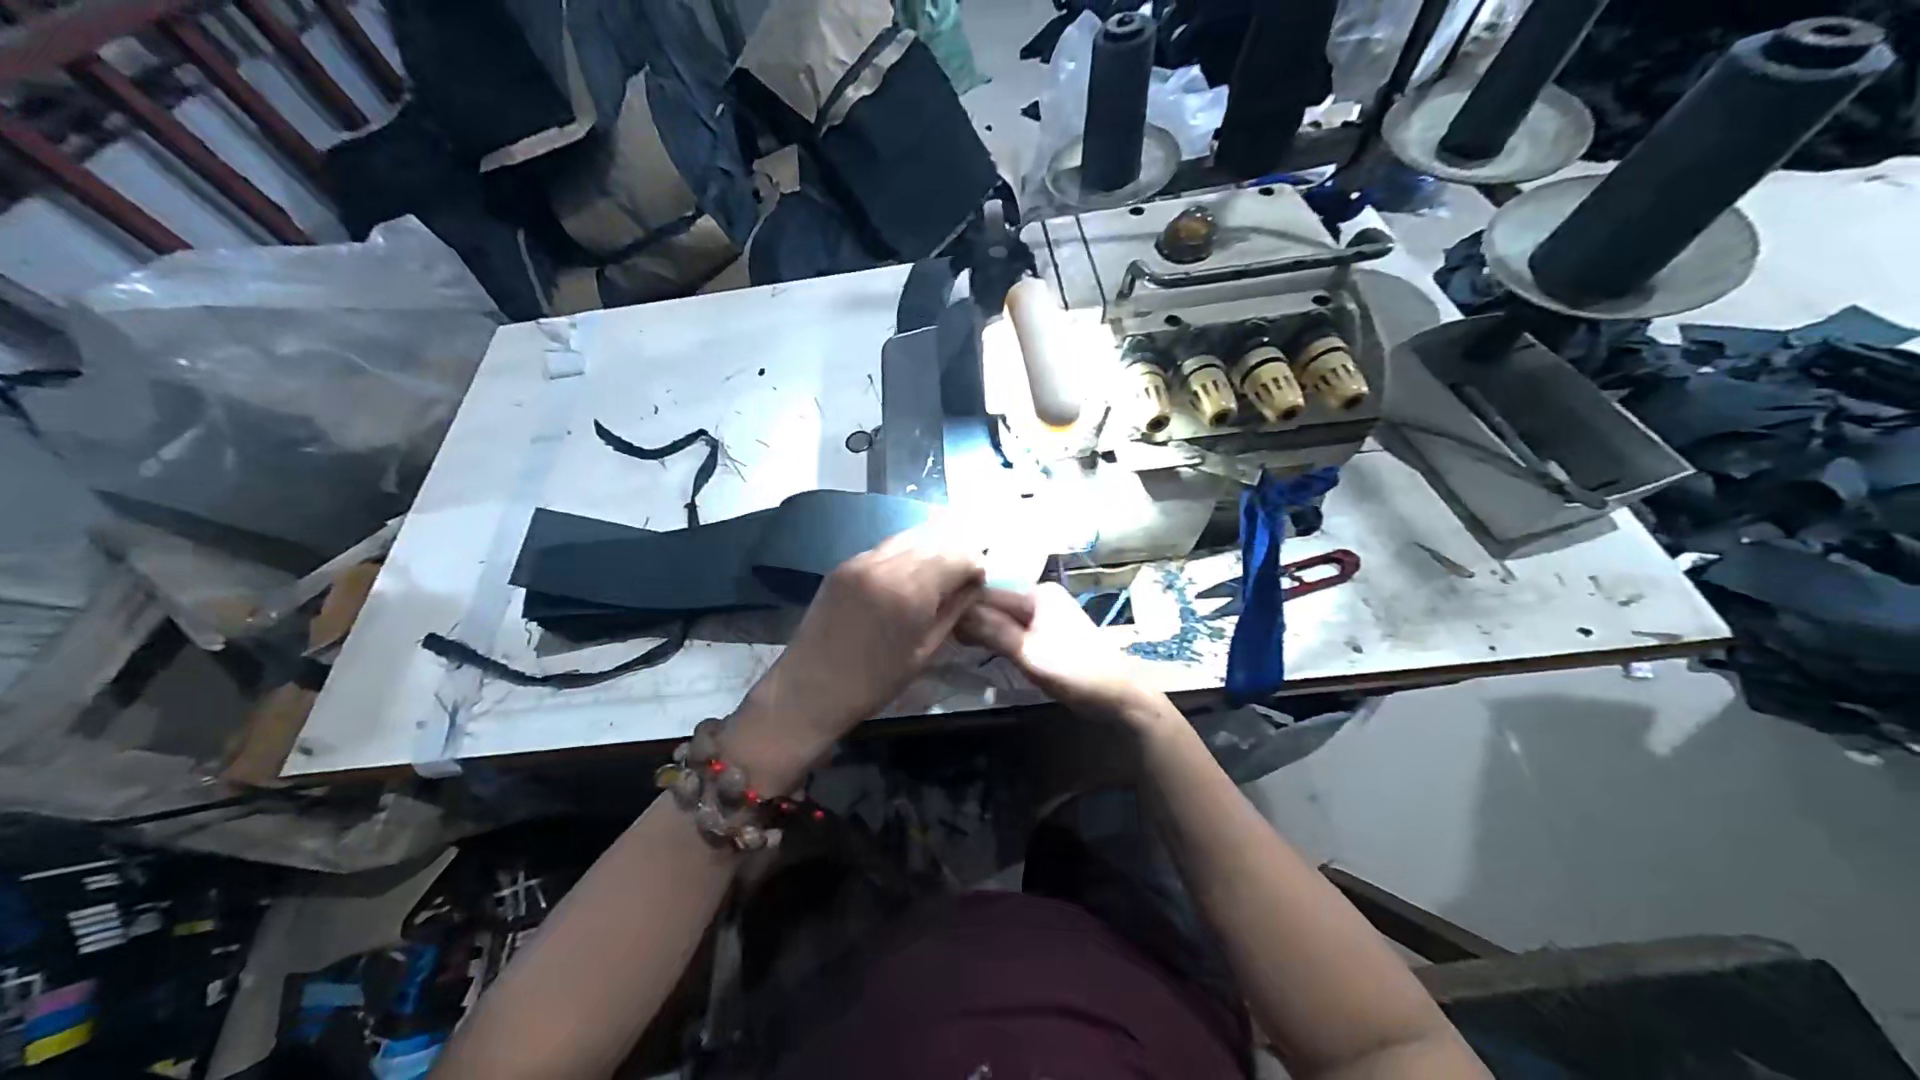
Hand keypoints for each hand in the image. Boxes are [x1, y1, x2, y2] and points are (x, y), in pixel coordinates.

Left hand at [729, 525, 985, 783]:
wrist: (809, 690)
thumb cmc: (874, 682)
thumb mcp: (925, 650)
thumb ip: (954, 610)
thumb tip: (974, 584)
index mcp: (909, 590)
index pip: (959, 555)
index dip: (976, 565)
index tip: (978, 584)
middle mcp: (885, 564)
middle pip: (935, 539)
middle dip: (956, 552)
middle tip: (965, 575)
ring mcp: (860, 560)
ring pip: (909, 537)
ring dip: (930, 549)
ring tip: (939, 573)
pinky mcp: (843, 564)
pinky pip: (885, 549)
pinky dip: (905, 555)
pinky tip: (909, 575)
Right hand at [957, 582, 1166, 728]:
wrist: (1120, 697)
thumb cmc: (1076, 673)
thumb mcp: (1029, 654)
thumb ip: (992, 631)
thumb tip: (954, 614)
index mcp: (1037, 593)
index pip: (986, 593)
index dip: (959, 607)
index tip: (932, 622)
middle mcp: (1040, 596)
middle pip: (993, 603)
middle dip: (968, 618)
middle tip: (938, 636)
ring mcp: (1045, 614)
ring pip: (1001, 616)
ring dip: (980, 629)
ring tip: (952, 643)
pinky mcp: (1047, 633)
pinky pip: (1012, 628)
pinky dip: (996, 637)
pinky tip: (979, 648)